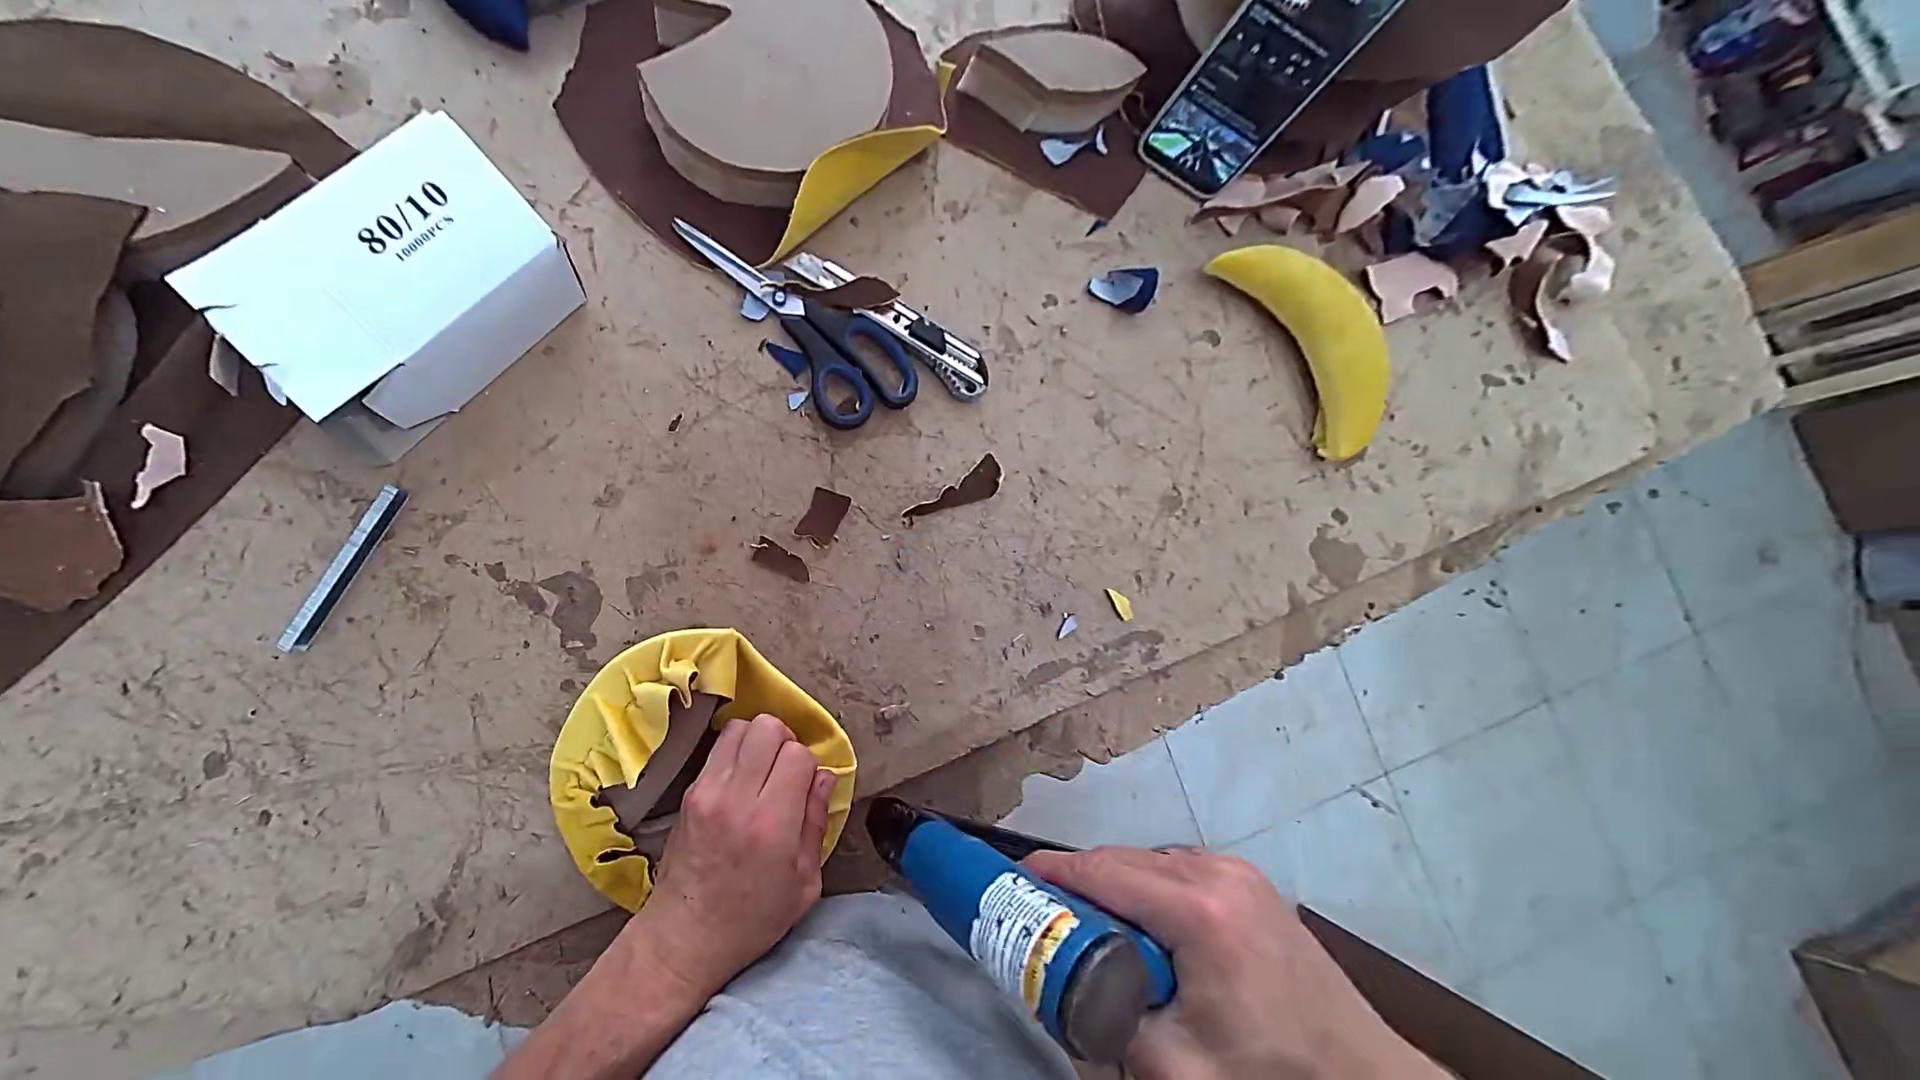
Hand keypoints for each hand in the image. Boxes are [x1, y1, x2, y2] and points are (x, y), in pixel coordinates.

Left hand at [622, 713, 836, 998]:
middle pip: (767, 727)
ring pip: (740, 727)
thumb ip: (817, 822)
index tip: (806, 787)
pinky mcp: (689, 794)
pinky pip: (718, 747)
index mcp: (771, 823)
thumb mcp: (804, 882)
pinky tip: (742, 780)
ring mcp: (707, 792)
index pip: (798, 754)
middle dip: (786, 741)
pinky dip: (737, 751)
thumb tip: (825, 776)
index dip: (809, 765)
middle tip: (787, 769)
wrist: (683, 939)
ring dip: (759, 740)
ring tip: (764, 769)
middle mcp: (736, 799)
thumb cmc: (751, 919)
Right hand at [1024, 847, 1442, 1079]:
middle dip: (1080, 880)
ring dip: (1117, 883)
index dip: (1053, 872)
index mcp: (1198, 908)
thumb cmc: (1268, 1075)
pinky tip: (1148, 925)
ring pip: (1152, 861)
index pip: (1103, 871)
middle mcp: (1218, 872)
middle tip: (1046, 912)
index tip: (1015, 879)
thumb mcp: (1170, 1066)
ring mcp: (1241, 873)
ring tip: (1092, 923)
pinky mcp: (1253, 885)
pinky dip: (1151, 887)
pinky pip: (1182, 870)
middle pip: (1125, 859)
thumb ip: (1104, 1020)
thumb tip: (1060, 987)